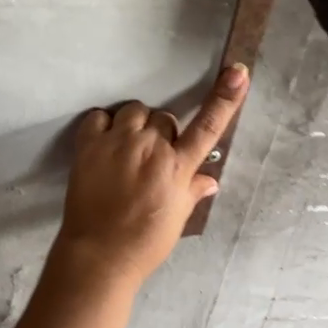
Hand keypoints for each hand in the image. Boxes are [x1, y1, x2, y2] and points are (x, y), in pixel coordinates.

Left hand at [53, 63, 250, 288]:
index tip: (237, 72)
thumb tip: (210, 181)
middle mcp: (150, 148)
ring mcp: (118, 143)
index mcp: (177, 167)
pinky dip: (102, 125)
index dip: (225, 98)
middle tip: (151, 159)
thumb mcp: (177, 219)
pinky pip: (99, 117)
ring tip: (126, 150)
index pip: (207, 126)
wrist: (100, 256)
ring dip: (134, 125)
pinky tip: (103, 144)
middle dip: (161, 132)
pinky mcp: (89, 145)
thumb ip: (192, 192)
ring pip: (134, 111)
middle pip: (164, 118)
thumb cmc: (144, 243)